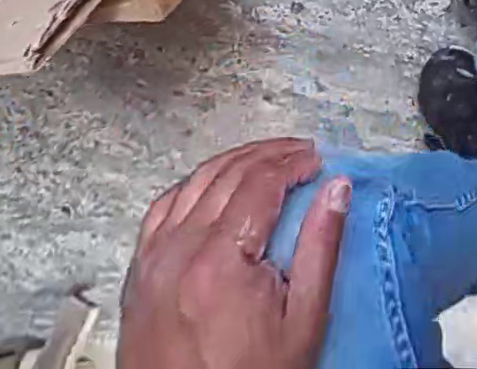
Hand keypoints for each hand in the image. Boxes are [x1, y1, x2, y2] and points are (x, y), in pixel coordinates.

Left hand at [117, 139, 351, 368]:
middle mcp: (180, 249)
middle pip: (229, 172)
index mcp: (220, 261)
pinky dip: (197, 182)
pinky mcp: (140, 267)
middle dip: (269, 153)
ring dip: (236, 160)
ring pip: (197, 179)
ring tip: (268, 158)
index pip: (260, 182)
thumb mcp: (302, 325)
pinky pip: (167, 203)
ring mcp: (154, 256)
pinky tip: (216, 181)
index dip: (291, 162)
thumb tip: (336, 189)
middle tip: (299, 151)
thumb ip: (320, 249)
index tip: (315, 159)